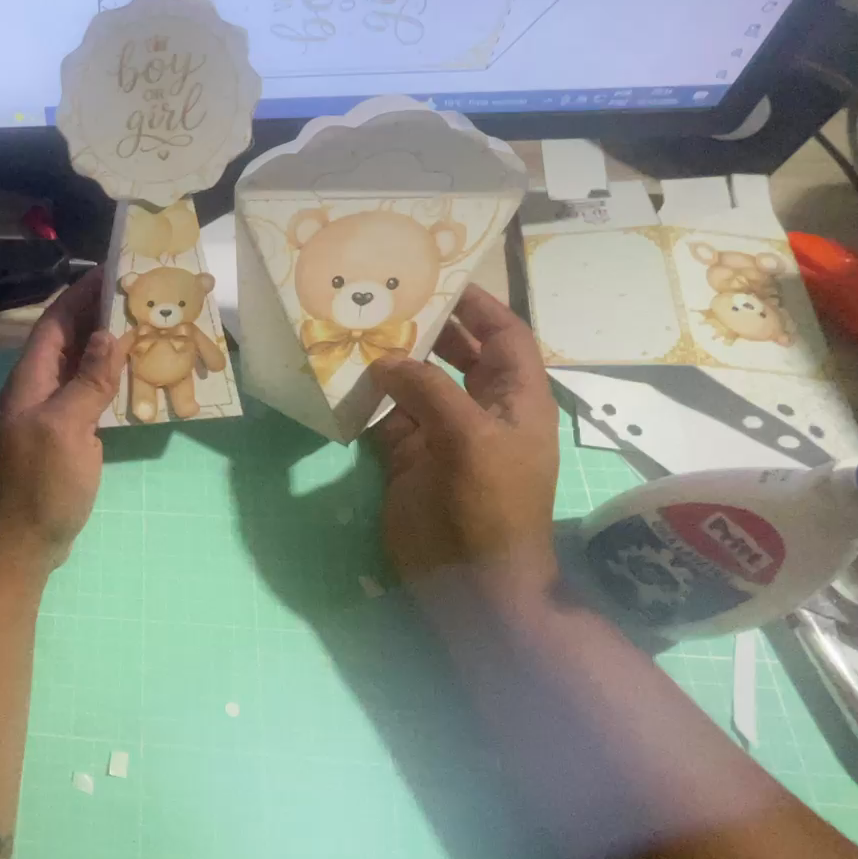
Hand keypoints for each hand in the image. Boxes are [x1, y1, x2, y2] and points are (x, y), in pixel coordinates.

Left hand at [0, 268, 124, 571]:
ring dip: (108, 344)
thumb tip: (109, 334)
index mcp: (30, 378)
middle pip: (68, 339)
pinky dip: (111, 378)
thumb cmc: (41, 483)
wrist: (25, 540)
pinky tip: (138, 375)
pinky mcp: (67, 433)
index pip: (55, 322)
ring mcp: (52, 411)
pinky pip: (90, 393)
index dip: (79, 295)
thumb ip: (87, 381)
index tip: (111, 270)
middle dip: (98, 314)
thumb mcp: (65, 428)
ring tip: (146, 324)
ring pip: (81, 365)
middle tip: (139, 294)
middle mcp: (39, 387)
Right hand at [368, 285, 559, 610]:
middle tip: (384, 298)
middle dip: (428, 326)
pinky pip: (385, 414)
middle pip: (457, 353)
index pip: (505, 336)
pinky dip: (366, 396)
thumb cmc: (490, 506)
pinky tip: (341, 377)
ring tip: (355, 328)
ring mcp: (441, 432)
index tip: (440, 278)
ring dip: (390, 359)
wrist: (471, 580)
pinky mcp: (407, 454)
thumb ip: (429, 390)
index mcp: (515, 399)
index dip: (480, 306)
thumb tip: (385, 359)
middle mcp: (480, 408)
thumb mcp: (470, 438)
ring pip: (416, 381)